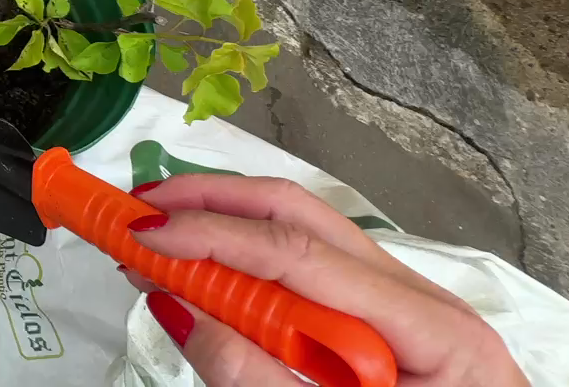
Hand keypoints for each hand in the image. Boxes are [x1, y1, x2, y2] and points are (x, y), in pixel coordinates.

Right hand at [119, 174, 526, 386]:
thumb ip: (253, 379)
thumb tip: (169, 306)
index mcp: (432, 330)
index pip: (296, 251)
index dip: (209, 234)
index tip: (140, 234)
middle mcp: (418, 293)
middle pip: (292, 210)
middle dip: (204, 199)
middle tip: (136, 211)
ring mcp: (396, 293)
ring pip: (289, 218)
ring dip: (212, 212)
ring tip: (152, 225)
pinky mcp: (368, 301)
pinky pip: (292, 250)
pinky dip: (232, 242)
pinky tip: (195, 257)